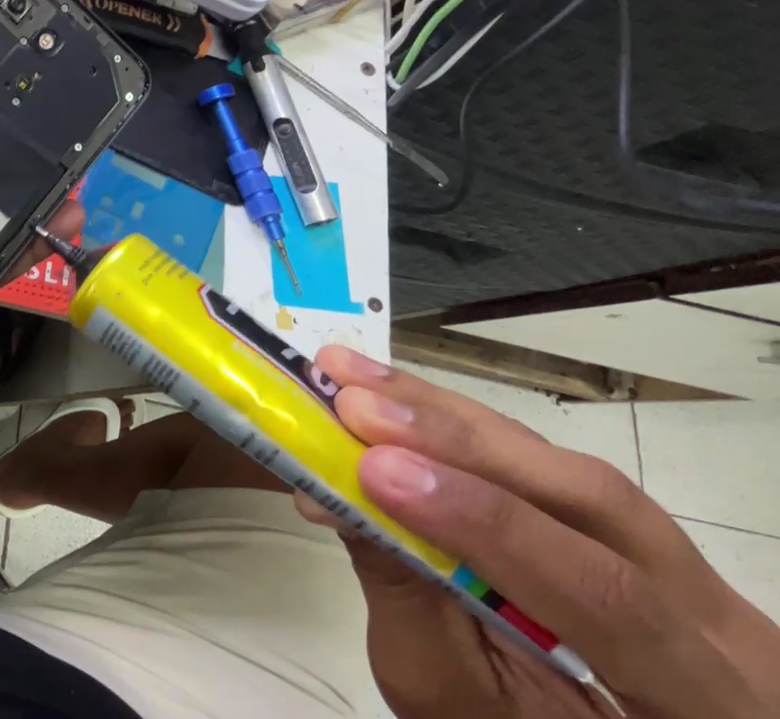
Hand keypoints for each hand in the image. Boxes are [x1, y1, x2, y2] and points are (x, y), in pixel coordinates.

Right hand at [296, 346, 779, 718]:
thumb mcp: (448, 694)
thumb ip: (409, 602)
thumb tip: (340, 495)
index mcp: (706, 699)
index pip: (606, 595)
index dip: (488, 524)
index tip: (376, 471)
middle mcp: (720, 619)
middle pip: (592, 500)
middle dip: (458, 443)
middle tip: (353, 404)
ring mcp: (682, 565)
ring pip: (561, 464)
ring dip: (441, 415)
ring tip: (347, 375)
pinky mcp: (626, 529)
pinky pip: (542, 462)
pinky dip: (455, 425)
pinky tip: (392, 396)